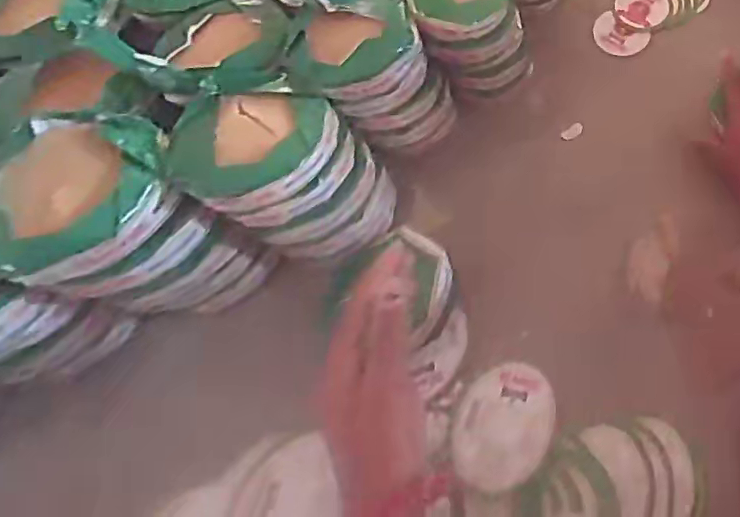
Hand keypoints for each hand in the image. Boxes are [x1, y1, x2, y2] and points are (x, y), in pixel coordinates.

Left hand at [319, 244, 428, 513]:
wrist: (386, 499)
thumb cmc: (386, 441)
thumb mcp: (389, 386)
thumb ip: (388, 336)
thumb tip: (389, 286)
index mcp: (338, 369)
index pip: (355, 310)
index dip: (376, 277)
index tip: (398, 248)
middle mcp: (338, 375)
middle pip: (354, 319)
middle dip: (375, 285)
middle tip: (401, 256)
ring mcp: (351, 389)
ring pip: (363, 332)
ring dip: (380, 302)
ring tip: (401, 277)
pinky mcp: (367, 399)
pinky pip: (373, 347)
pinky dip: (386, 324)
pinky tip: (399, 321)